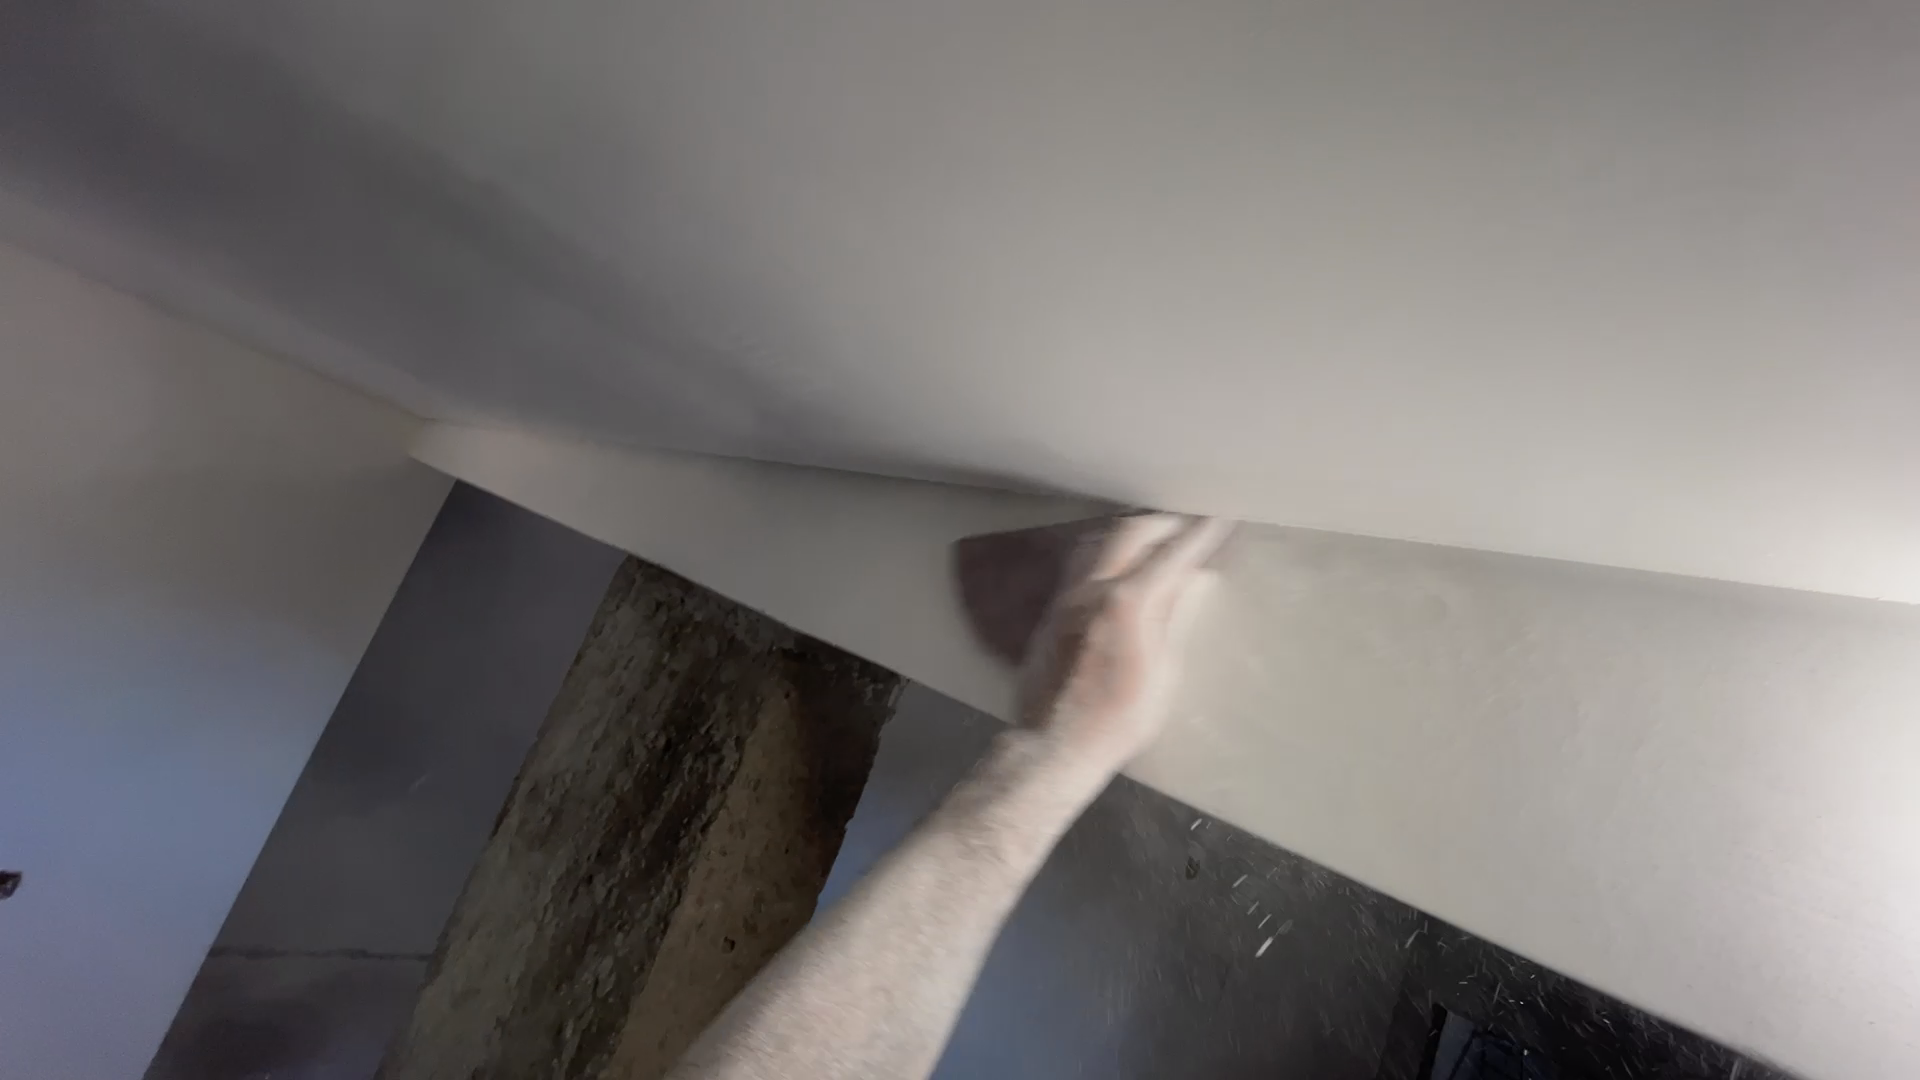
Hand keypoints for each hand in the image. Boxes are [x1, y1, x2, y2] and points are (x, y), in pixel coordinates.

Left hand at [1017, 515, 1233, 767]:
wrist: (1054, 742)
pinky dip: (1104, 553)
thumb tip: (1192, 579)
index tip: (1219, 517)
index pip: (1171, 555)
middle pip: (1129, 533)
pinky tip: (1117, 566)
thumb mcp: (1162, 674)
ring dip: (1128, 534)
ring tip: (1153, 541)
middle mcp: (1092, 588)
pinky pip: (1079, 564)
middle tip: (1187, 527)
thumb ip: (1173, 618)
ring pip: (1096, 542)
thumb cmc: (1118, 720)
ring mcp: (1066, 596)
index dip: (1199, 534)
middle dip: (1162, 524)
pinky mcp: (1051, 609)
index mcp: (1127, 604)